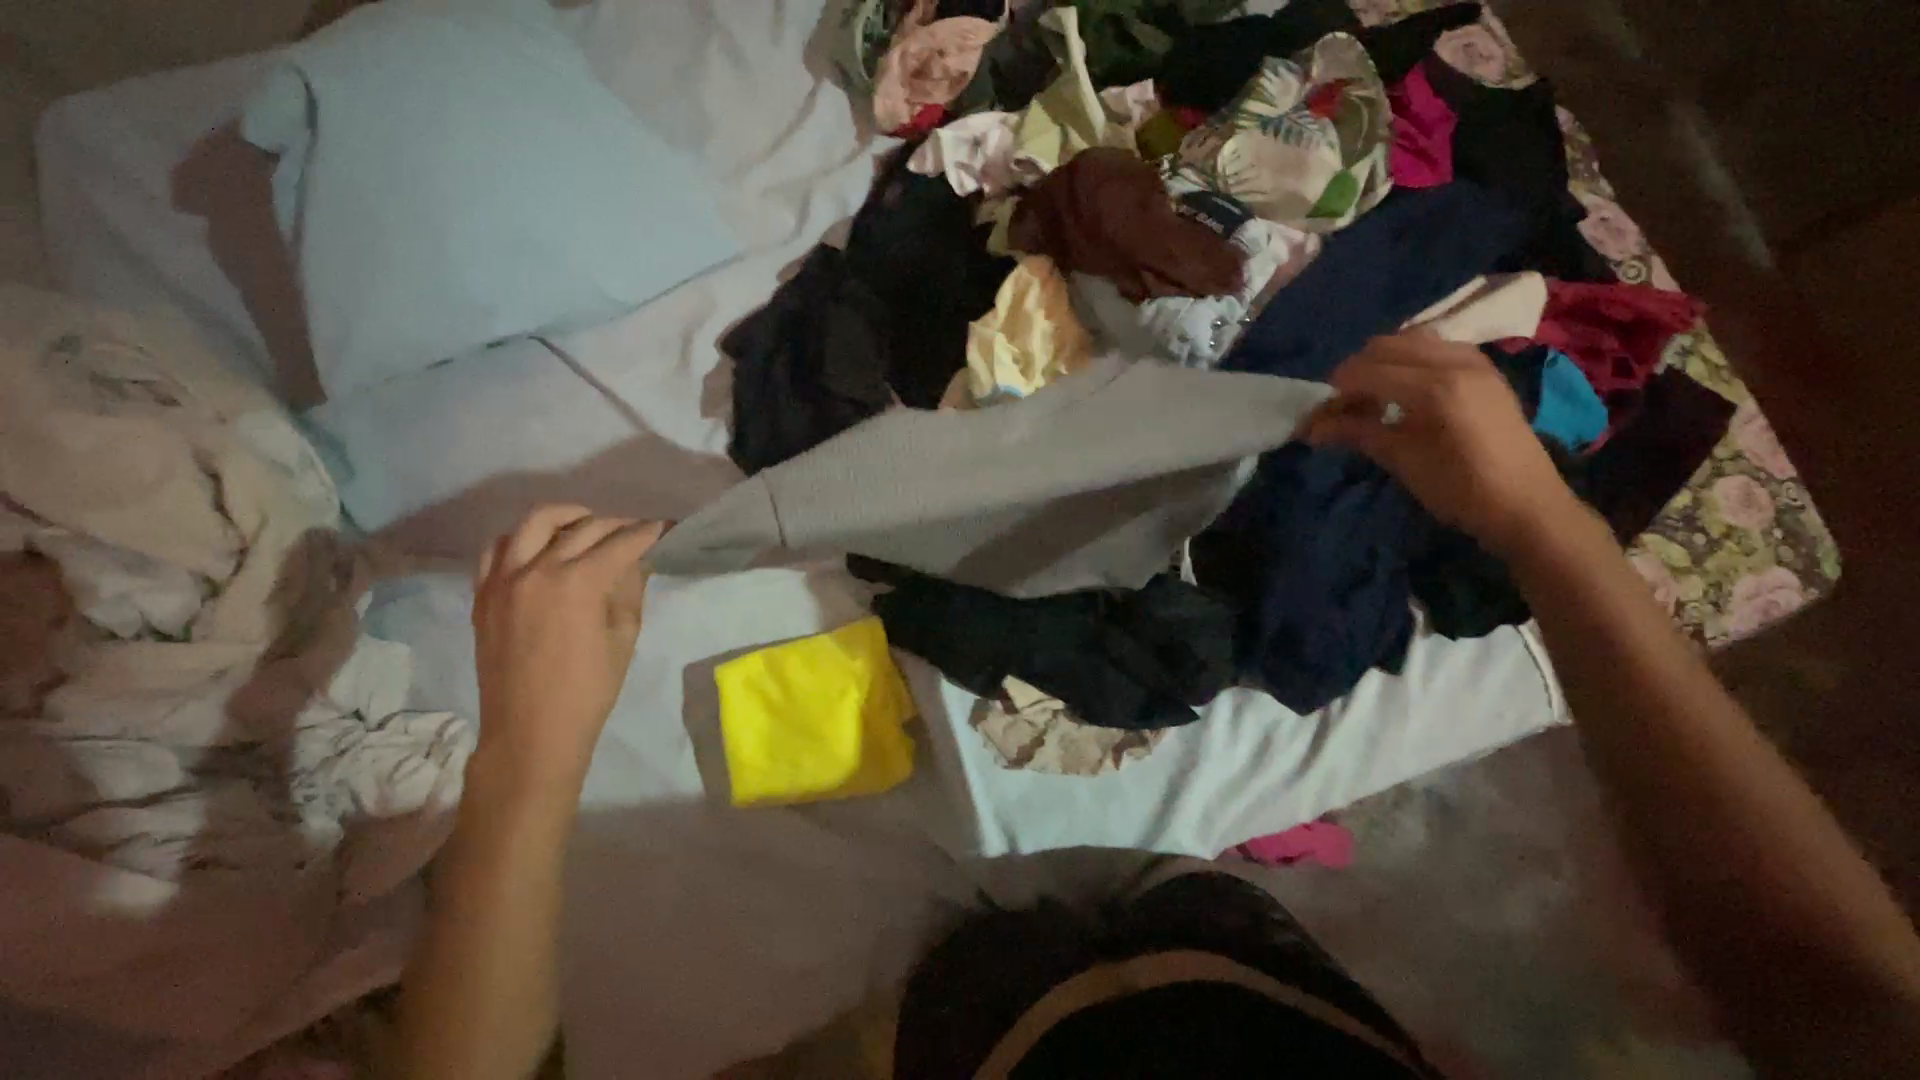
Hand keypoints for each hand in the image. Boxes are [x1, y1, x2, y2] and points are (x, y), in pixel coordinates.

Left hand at [471, 506, 665, 785]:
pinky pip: (497, 548)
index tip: (665, 527)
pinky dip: (522, 539)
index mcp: (578, 583)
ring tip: (585, 526)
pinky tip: (540, 549)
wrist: (531, 731)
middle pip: (583, 527)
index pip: (621, 543)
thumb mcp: (623, 638)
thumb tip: (634, 562)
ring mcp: (504, 579)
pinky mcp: (483, 594)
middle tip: (635, 532)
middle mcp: (537, 569)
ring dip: (567, 518)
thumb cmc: (588, 691)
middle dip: (616, 525)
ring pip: (534, 522)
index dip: (648, 532)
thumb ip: (628, 590)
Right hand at [1305, 331, 1584, 557]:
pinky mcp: (1485, 369)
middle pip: (1386, 346)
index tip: (1318, 415)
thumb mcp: (1402, 461)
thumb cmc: (1460, 490)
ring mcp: (1475, 361)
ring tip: (1373, 396)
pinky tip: (1404, 390)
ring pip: (1412, 340)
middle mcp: (1456, 362)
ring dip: (1383, 361)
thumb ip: (1358, 433)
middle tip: (1342, 407)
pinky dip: (1411, 359)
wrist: (1526, 505)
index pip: (1367, 371)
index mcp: (1435, 387)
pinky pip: (1437, 347)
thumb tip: (1312, 428)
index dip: (1336, 391)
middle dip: (1356, 372)